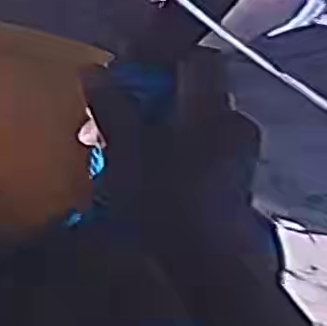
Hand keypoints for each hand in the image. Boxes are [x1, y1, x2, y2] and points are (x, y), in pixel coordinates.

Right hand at [82, 51, 280, 279]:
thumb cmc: (165, 203)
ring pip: (182, 117)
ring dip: (143, 123)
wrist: (208, 267)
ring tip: (107, 146)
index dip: (159, 58)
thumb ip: (113, 108)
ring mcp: (234, 152)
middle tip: (100, 118)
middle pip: (185, 90)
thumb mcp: (126, 152)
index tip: (119, 75)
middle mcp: (232, 126)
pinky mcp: (226, 174)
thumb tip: (93, 70)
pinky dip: (158, 142)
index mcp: (213, 114)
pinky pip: (188, 141)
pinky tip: (130, 165)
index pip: (197, 60)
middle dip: (139, 97)